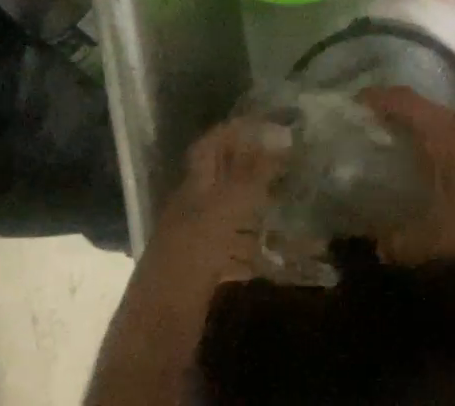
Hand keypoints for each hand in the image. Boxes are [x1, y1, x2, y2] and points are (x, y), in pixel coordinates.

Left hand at [145, 118, 288, 285]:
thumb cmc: (187, 262)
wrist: (157, 331)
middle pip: (224, 181)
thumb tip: (281, 137)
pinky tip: (287, 257)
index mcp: (192, 191)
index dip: (236, 131)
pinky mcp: (207, 276)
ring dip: (263, 212)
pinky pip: (240, 255)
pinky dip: (263, 253)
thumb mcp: (221, 214)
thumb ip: (250, 178)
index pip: (210, 147)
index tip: (271, 124)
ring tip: (297, 208)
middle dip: (256, 169)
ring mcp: (199, 246)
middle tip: (293, 164)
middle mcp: (192, 212)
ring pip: (235, 218)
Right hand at [359, 86, 454, 266]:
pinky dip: (422, 128)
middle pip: (415, 102)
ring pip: (430, 113)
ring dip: (405, 117)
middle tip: (358, 121)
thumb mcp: (441, 237)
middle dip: (386, 106)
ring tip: (380, 134)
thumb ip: (405, 242)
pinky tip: (414, 153)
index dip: (375, 97)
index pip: (403, 100)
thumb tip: (376, 248)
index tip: (349, 103)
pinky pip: (442, 124)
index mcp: (444, 133)